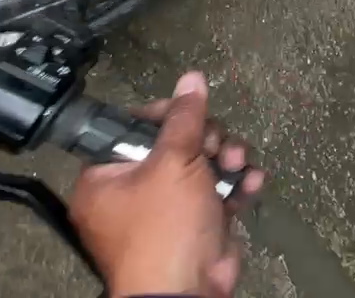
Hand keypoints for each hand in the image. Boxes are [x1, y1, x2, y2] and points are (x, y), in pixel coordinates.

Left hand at [69, 71, 265, 296]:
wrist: (188, 289)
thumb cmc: (164, 227)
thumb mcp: (174, 161)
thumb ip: (186, 117)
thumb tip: (191, 78)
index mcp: (107, 180)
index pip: (133, 128)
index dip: (166, 115)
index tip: (189, 114)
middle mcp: (132, 192)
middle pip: (176, 141)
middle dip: (207, 139)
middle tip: (214, 146)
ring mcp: (167, 207)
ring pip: (203, 161)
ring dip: (227, 157)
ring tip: (236, 164)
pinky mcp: (197, 219)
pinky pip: (218, 186)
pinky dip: (235, 182)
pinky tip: (247, 183)